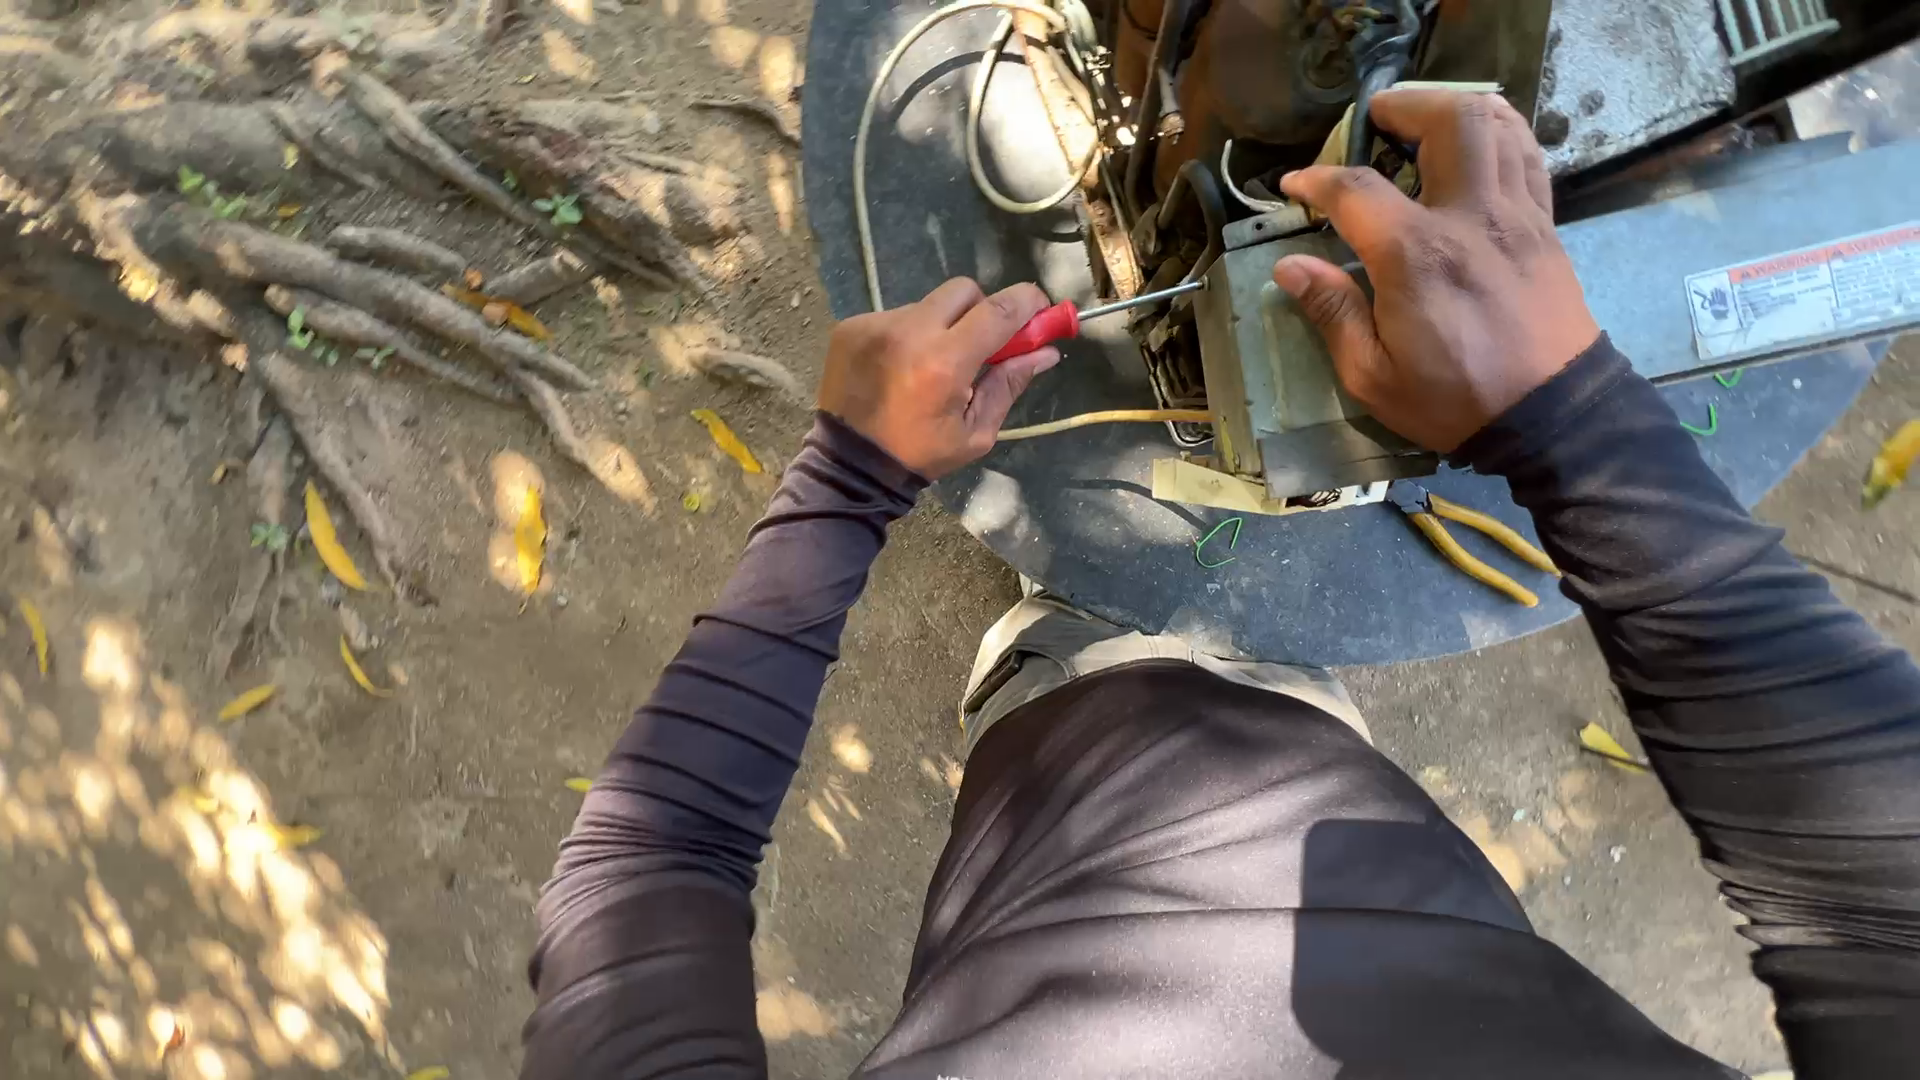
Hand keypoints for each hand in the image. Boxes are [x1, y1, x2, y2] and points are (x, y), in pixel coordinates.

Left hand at [818, 278, 1060, 477]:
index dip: (1027, 302)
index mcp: (944, 363)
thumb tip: (1046, 352)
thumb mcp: (974, 433)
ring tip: (930, 365)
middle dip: (981, 309)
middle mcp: (909, 331)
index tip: (1039, 308)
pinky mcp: (852, 326)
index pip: (998, 311)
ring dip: (941, 325)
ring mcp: (876, 324)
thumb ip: (1008, 386)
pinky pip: (895, 316)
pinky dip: (907, 335)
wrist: (849, 465)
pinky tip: (899, 367)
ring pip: (928, 304)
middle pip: (964, 290)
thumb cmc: (919, 454)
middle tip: (980, 343)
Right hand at [1272, 88, 1601, 451]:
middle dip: (1407, 106)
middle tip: (1374, 117)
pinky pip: (1527, 156)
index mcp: (1417, 257)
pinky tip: (1476, 147)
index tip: (1294, 185)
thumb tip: (1289, 265)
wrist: (1549, 413)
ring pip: (1499, 127)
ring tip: (1422, 120)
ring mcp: (1517, 217)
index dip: (1317, 180)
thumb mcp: (1369, 373)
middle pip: (1451, 124)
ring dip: (1456, 109)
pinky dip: (1498, 135)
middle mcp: (1471, 219)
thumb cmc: (1449, 399)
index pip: (1358, 192)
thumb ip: (1331, 311)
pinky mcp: (1545, 226)